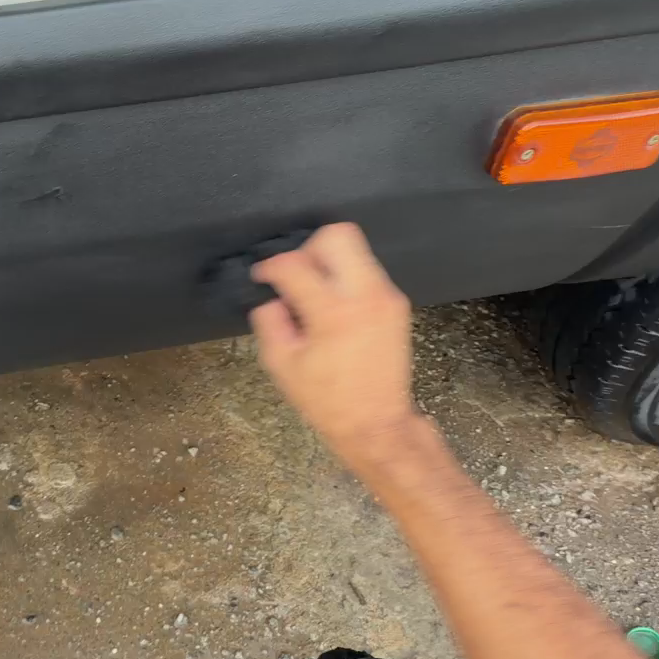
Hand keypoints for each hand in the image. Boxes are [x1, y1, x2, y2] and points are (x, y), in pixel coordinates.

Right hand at [249, 223, 424, 453]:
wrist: (376, 423)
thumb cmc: (328, 400)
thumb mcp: (281, 364)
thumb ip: (270, 320)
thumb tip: (272, 298)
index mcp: (333, 314)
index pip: (295, 264)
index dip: (270, 266)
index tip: (262, 276)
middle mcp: (365, 297)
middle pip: (337, 235)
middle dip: (307, 248)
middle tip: (295, 275)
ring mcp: (386, 297)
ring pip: (355, 249)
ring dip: (327, 263)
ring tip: (313, 294)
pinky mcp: (396, 303)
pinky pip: (365, 271)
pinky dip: (344, 279)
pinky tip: (332, 307)